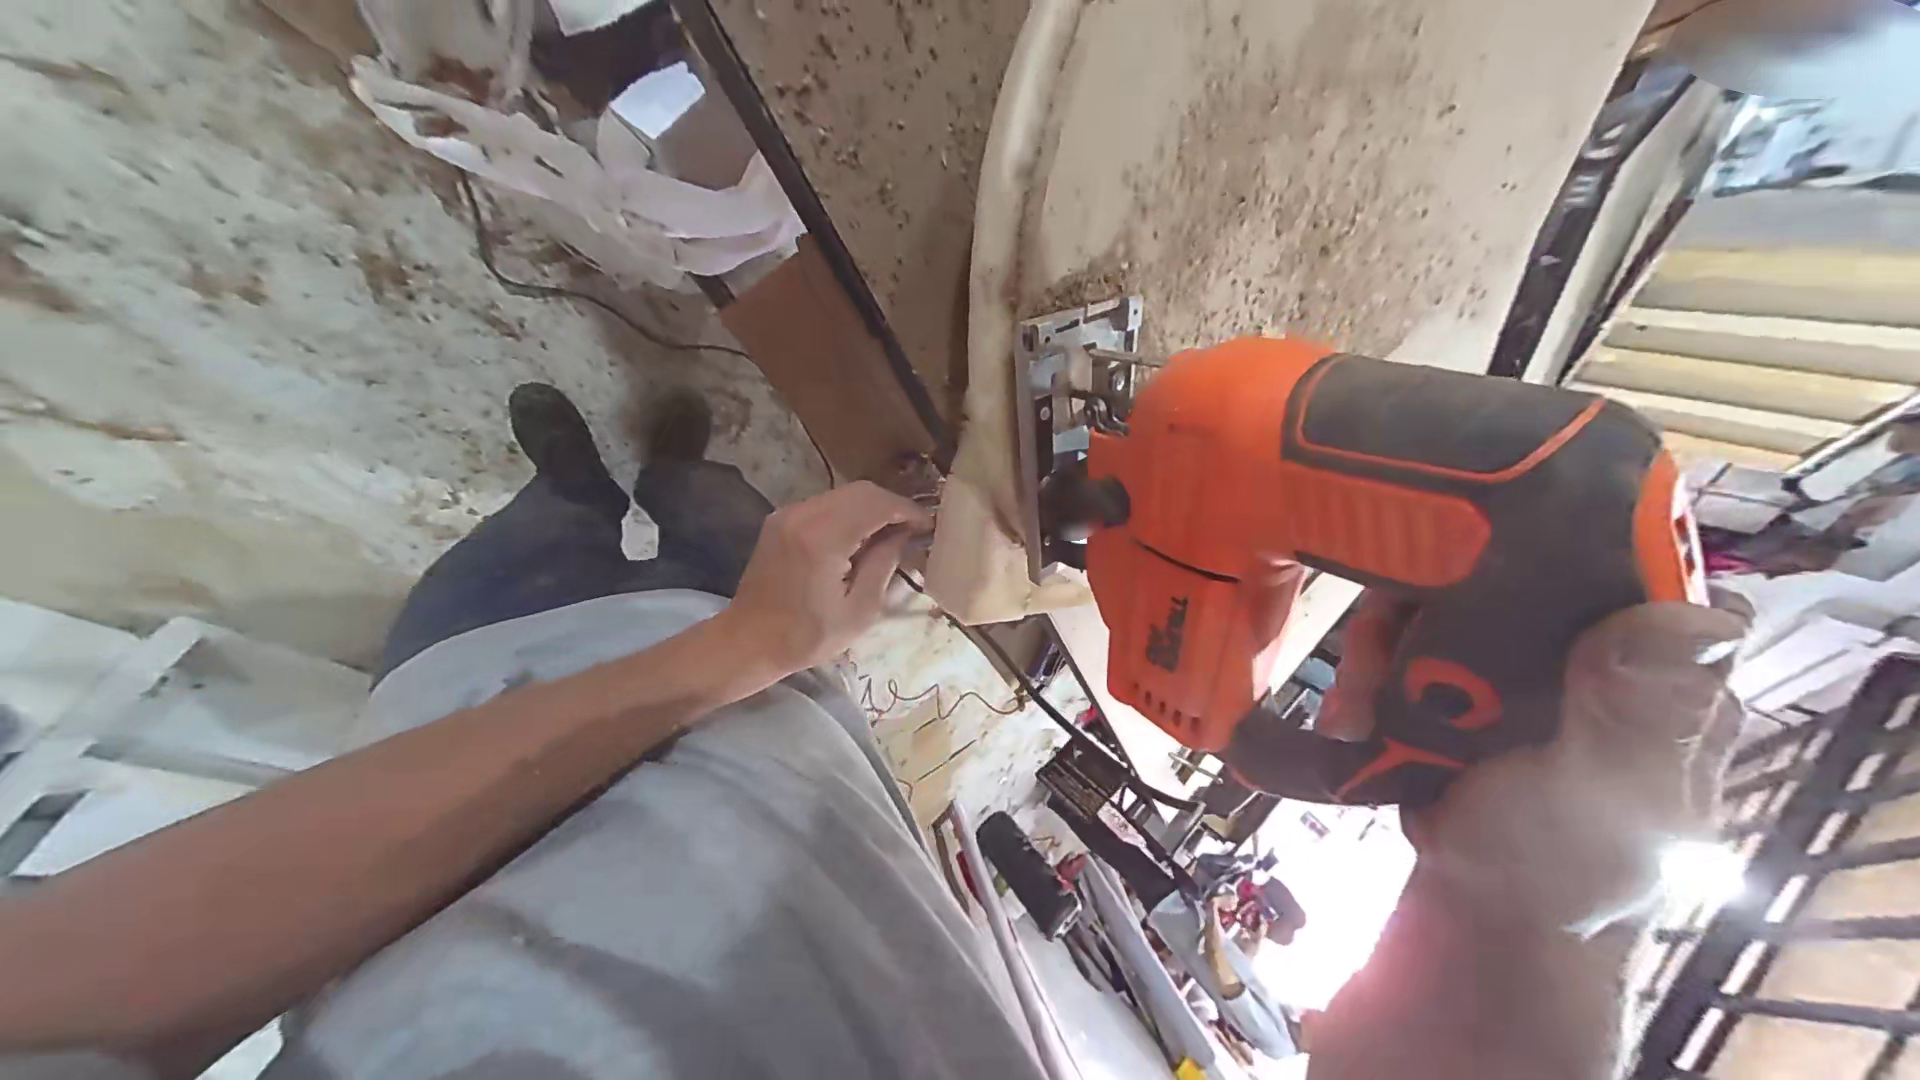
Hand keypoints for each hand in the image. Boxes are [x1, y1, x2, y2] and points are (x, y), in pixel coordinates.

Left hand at [719, 481, 932, 681]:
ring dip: (872, 509)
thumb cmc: (807, 636)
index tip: (928, 526)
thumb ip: (884, 563)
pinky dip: (851, 514)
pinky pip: (826, 505)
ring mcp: (788, 514)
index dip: (907, 511)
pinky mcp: (781, 520)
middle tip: (914, 530)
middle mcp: (802, 515)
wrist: (748, 641)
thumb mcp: (860, 610)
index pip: (876, 504)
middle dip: (892, 506)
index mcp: (822, 538)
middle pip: (861, 491)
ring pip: (844, 495)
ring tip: (892, 535)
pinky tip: (861, 538)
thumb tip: (904, 534)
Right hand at [1328, 593, 1748, 931]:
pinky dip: (1365, 672)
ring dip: (1376, 654)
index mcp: (1654, 668)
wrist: (1481, 898)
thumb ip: (1637, 718)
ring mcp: (1510, 657)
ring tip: (1354, 714)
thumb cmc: (1560, 860)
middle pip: (1490, 576)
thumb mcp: (1608, 797)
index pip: (1610, 565)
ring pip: (1429, 605)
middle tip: (1372, 666)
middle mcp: (1583, 645)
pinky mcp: (1451, 671)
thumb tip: (1687, 617)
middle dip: (1416, 613)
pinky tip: (1351, 717)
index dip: (1542, 542)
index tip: (1467, 553)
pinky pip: (1397, 640)